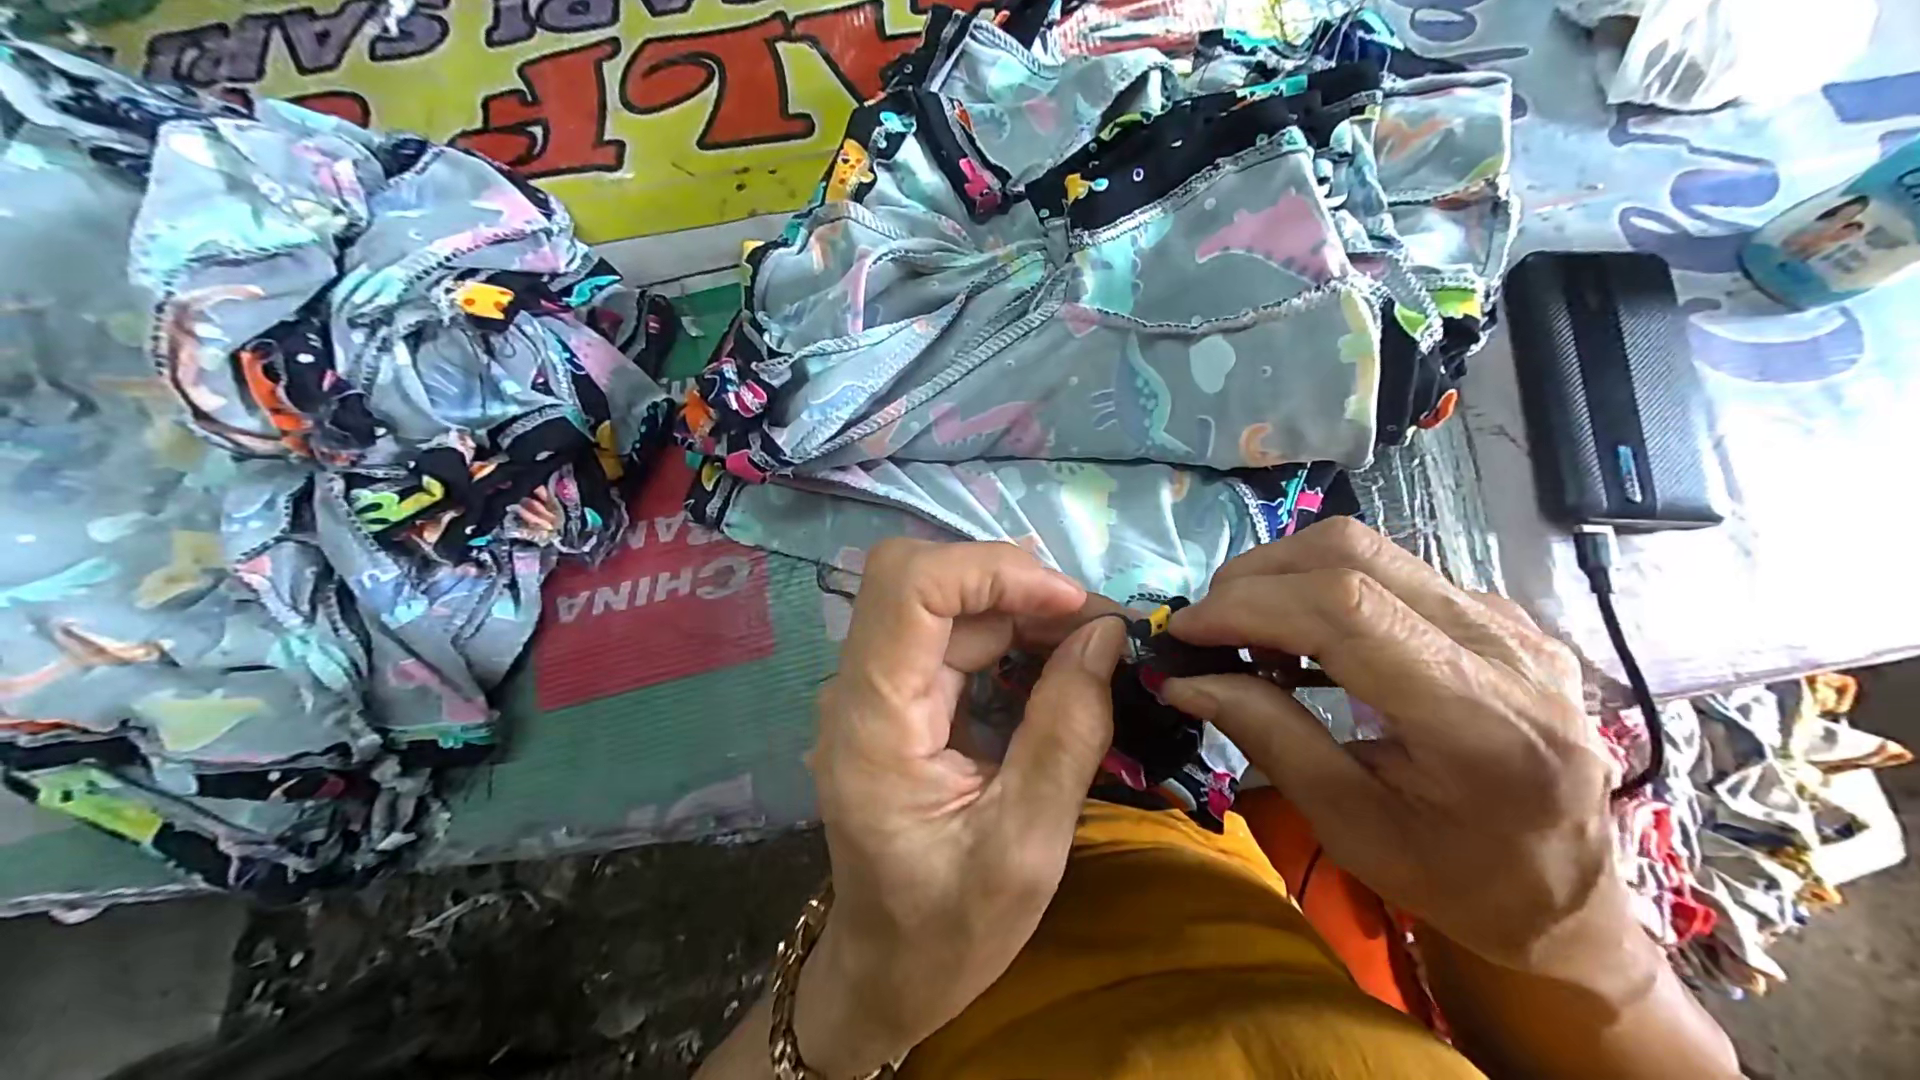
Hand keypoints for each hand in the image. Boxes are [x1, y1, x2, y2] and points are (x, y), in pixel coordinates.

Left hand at [794, 539, 1125, 1075]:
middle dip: (1015, 586)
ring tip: (1089, 646)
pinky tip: (1054, 661)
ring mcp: (874, 688)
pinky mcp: (897, 696)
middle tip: (1096, 628)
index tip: (1073, 607)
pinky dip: (1008, 633)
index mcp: (872, 724)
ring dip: (1020, 608)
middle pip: (925, 581)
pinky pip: (952, 634)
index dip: (992, 572)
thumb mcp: (1026, 847)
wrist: (887, 969)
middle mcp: (859, 689)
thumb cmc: (949, 930)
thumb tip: (1105, 635)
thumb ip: (1066, 733)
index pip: (908, 586)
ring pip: (944, 600)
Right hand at [1160, 518, 1618, 976]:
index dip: (1249, 606)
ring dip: (1282, 575)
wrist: (1566, 895)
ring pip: (1366, 548)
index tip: (1184, 631)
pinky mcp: (1496, 614)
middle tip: (1209, 627)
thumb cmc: (1455, 880)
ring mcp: (1510, 622)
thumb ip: (1267, 735)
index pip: (1346, 612)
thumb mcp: (1348, 824)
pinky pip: (1387, 568)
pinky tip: (1302, 633)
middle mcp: (1507, 650)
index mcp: (1481, 722)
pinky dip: (1318, 584)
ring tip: (1249, 630)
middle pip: (1352, 555)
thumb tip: (1183, 679)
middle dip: (1255, 577)